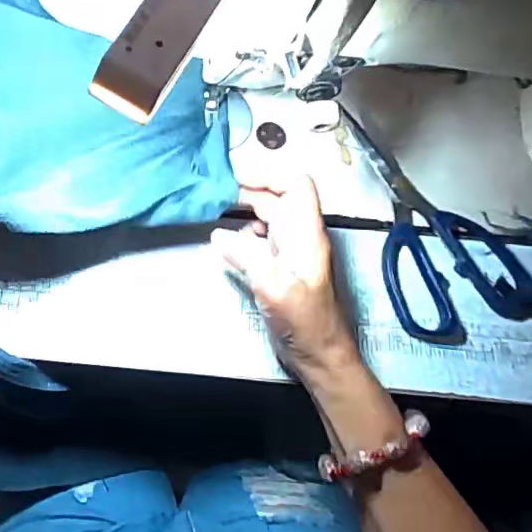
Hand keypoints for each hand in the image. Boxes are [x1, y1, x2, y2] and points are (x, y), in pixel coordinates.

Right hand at [210, 169, 360, 381]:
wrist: (318, 355)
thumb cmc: (304, 320)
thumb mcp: (273, 285)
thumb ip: (246, 254)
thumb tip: (219, 235)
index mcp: (305, 233)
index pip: (296, 185)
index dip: (269, 175)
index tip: (236, 179)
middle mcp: (299, 236)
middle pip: (276, 198)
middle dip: (246, 192)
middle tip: (213, 195)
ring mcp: (290, 252)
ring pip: (266, 218)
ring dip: (241, 212)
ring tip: (213, 214)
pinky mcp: (279, 268)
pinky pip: (259, 239)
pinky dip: (241, 234)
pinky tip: (225, 242)